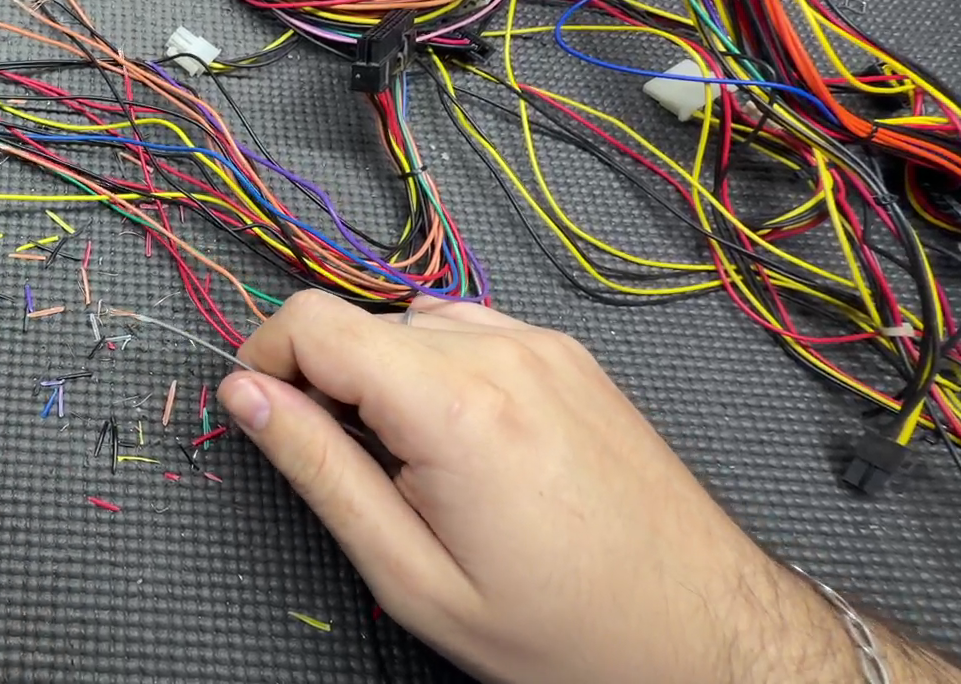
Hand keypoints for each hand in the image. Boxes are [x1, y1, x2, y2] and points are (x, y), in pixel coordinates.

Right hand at [218, 290, 918, 683]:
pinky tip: (457, 428)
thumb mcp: (409, 573)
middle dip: (321, 376)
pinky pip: (455, 324)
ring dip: (376, 371)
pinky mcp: (561, 348)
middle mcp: (497, 349)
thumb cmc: (559, 629)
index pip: (309, 321)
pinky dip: (426, 362)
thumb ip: (314, 466)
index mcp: (453, 403)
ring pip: (398, 319)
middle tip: (352, 459)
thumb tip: (242, 391)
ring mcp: (536, 340)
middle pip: (350, 319)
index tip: (266, 410)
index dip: (264, 356)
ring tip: (412, 452)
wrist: (718, 643)